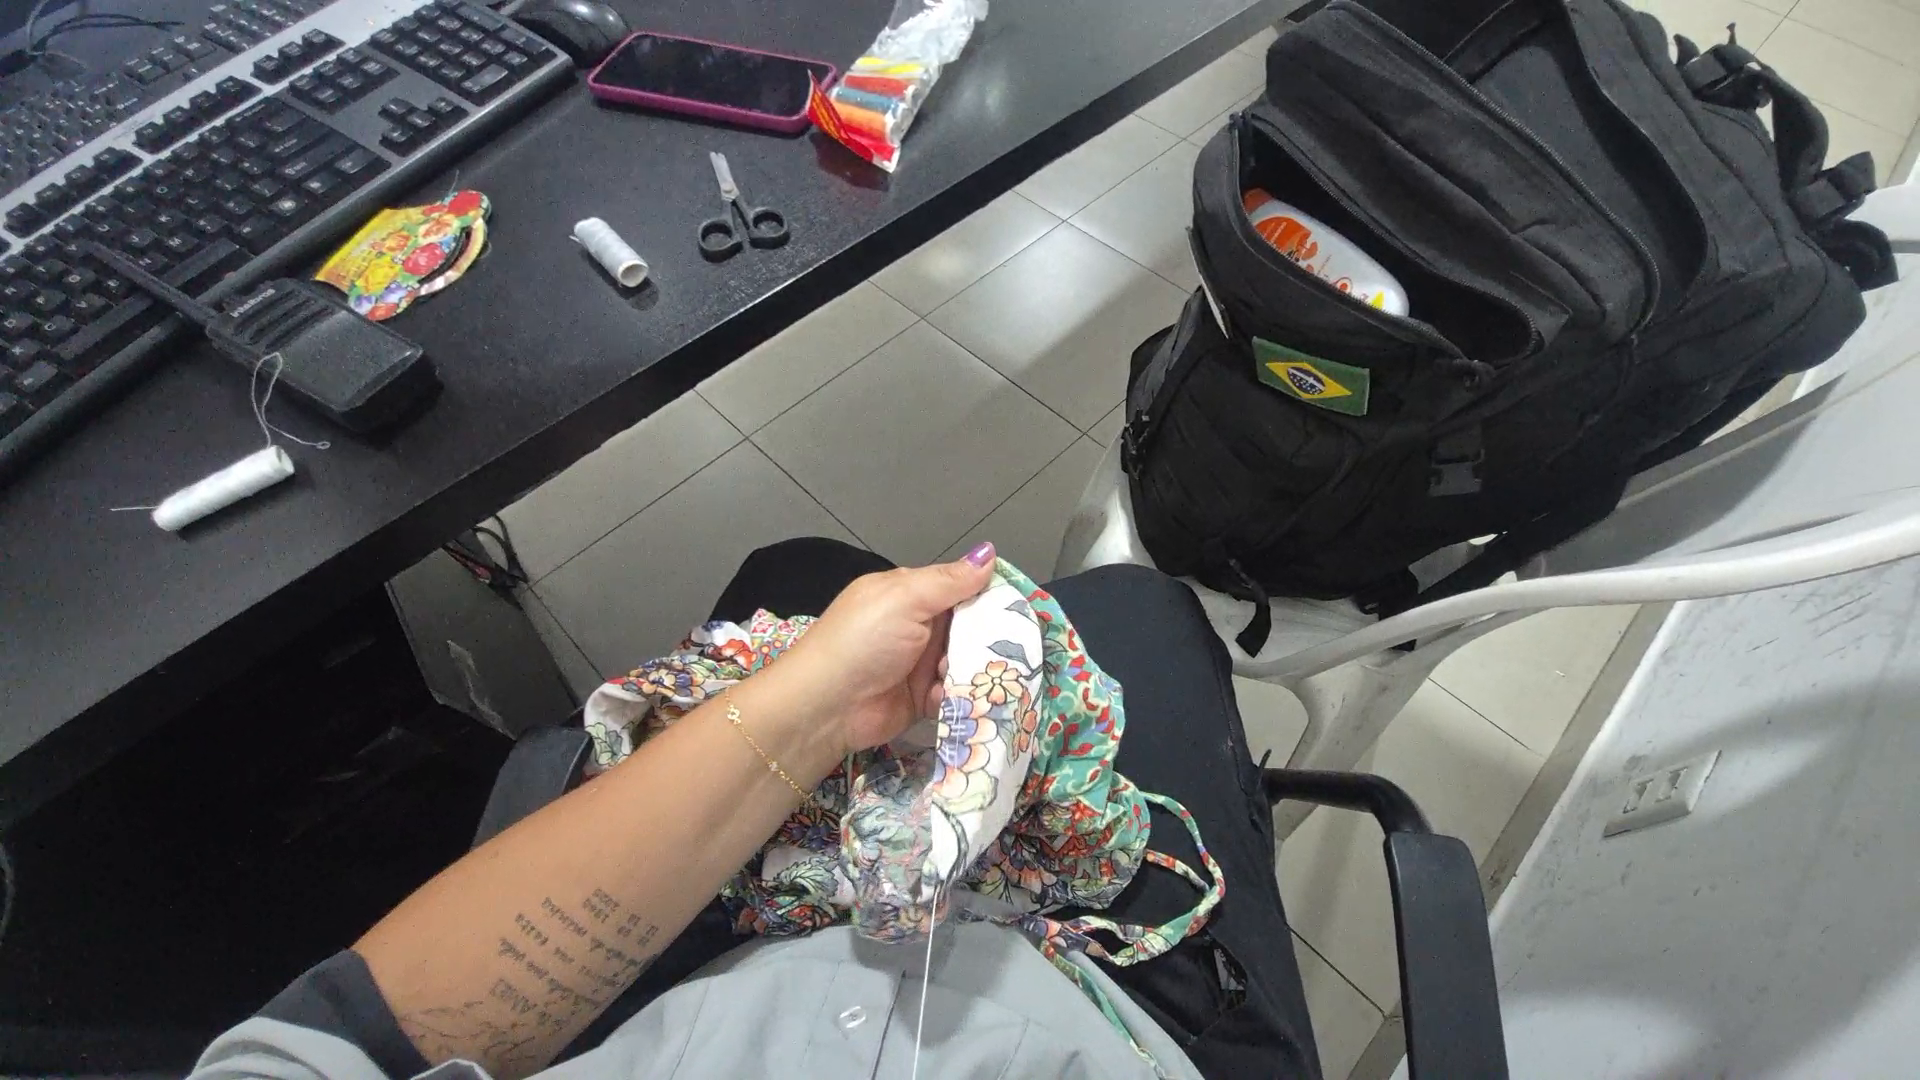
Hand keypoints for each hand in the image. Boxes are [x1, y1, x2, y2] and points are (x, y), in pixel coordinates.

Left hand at [775, 543, 996, 753]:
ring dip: (970, 668)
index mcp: (911, 593)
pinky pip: (955, 692)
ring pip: (967, 661)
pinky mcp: (923, 698)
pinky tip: (947, 696)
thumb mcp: (905, 599)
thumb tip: (989, 552)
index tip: (1019, 609)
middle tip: (1002, 648)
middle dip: (986, 638)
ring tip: (968, 673)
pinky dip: (956, 695)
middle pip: (970, 627)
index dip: (989, 596)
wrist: (826, 706)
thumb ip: (950, 580)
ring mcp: (921, 663)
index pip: (961, 587)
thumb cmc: (863, 641)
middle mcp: (919, 625)